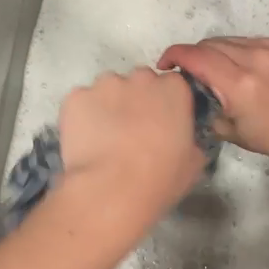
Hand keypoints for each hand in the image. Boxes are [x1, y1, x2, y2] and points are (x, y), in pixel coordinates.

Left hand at [56, 68, 203, 226]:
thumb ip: (189, 139)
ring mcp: (105, 84)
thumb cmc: (159, 179)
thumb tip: (181, 138)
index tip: (161, 124)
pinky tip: (84, 139)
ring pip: (108, 89)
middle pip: (139, 82)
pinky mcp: (76, 96)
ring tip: (104, 137)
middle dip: (136, 100)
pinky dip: (82, 115)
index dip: (165, 105)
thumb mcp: (192, 162)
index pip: (172, 85)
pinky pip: (81, 101)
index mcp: (174, 89)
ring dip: (109, 105)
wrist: (110, 190)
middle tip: (132, 131)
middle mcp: (140, 78)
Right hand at [158, 36, 268, 168]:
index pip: (196, 56)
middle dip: (192, 55)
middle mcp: (253, 58)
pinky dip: (231, 50)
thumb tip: (192, 91)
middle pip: (208, 44)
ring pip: (226, 40)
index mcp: (238, 83)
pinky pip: (244, 41)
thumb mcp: (229, 130)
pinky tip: (232, 66)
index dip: (174, 56)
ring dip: (211, 51)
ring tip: (208, 69)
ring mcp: (268, 49)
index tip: (164, 65)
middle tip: (186, 73)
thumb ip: (207, 105)